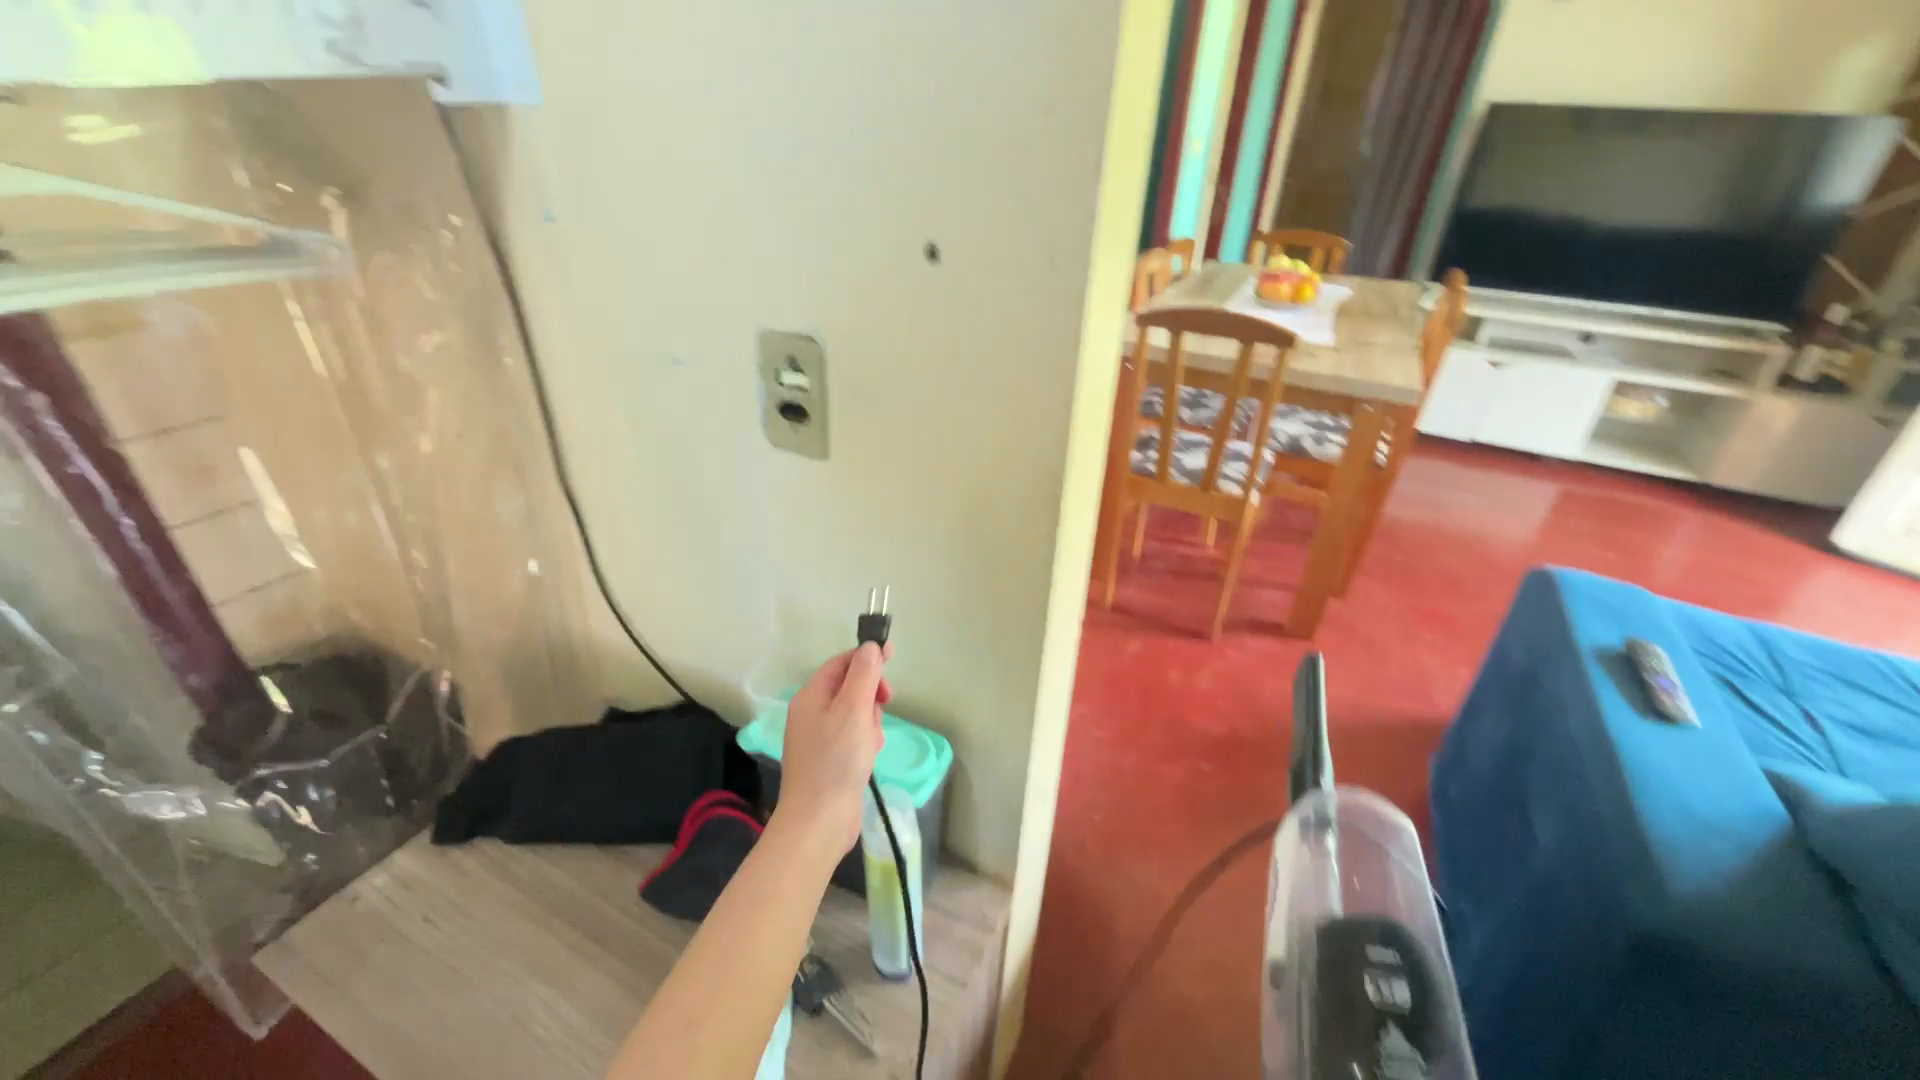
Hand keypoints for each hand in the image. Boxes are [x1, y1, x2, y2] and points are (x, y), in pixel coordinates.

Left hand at [776, 643, 893, 854]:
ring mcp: (819, 738)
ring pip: (855, 714)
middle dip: (870, 695)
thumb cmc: (837, 759)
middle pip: (849, 687)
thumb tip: (871, 647)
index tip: (892, 659)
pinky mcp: (829, 760)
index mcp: (810, 696)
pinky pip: (853, 737)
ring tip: (872, 742)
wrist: (820, 819)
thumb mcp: (854, 709)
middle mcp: (811, 713)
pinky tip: (870, 756)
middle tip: (883, 706)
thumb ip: (864, 674)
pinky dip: (866, 741)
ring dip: (870, 721)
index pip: (841, 662)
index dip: (866, 657)